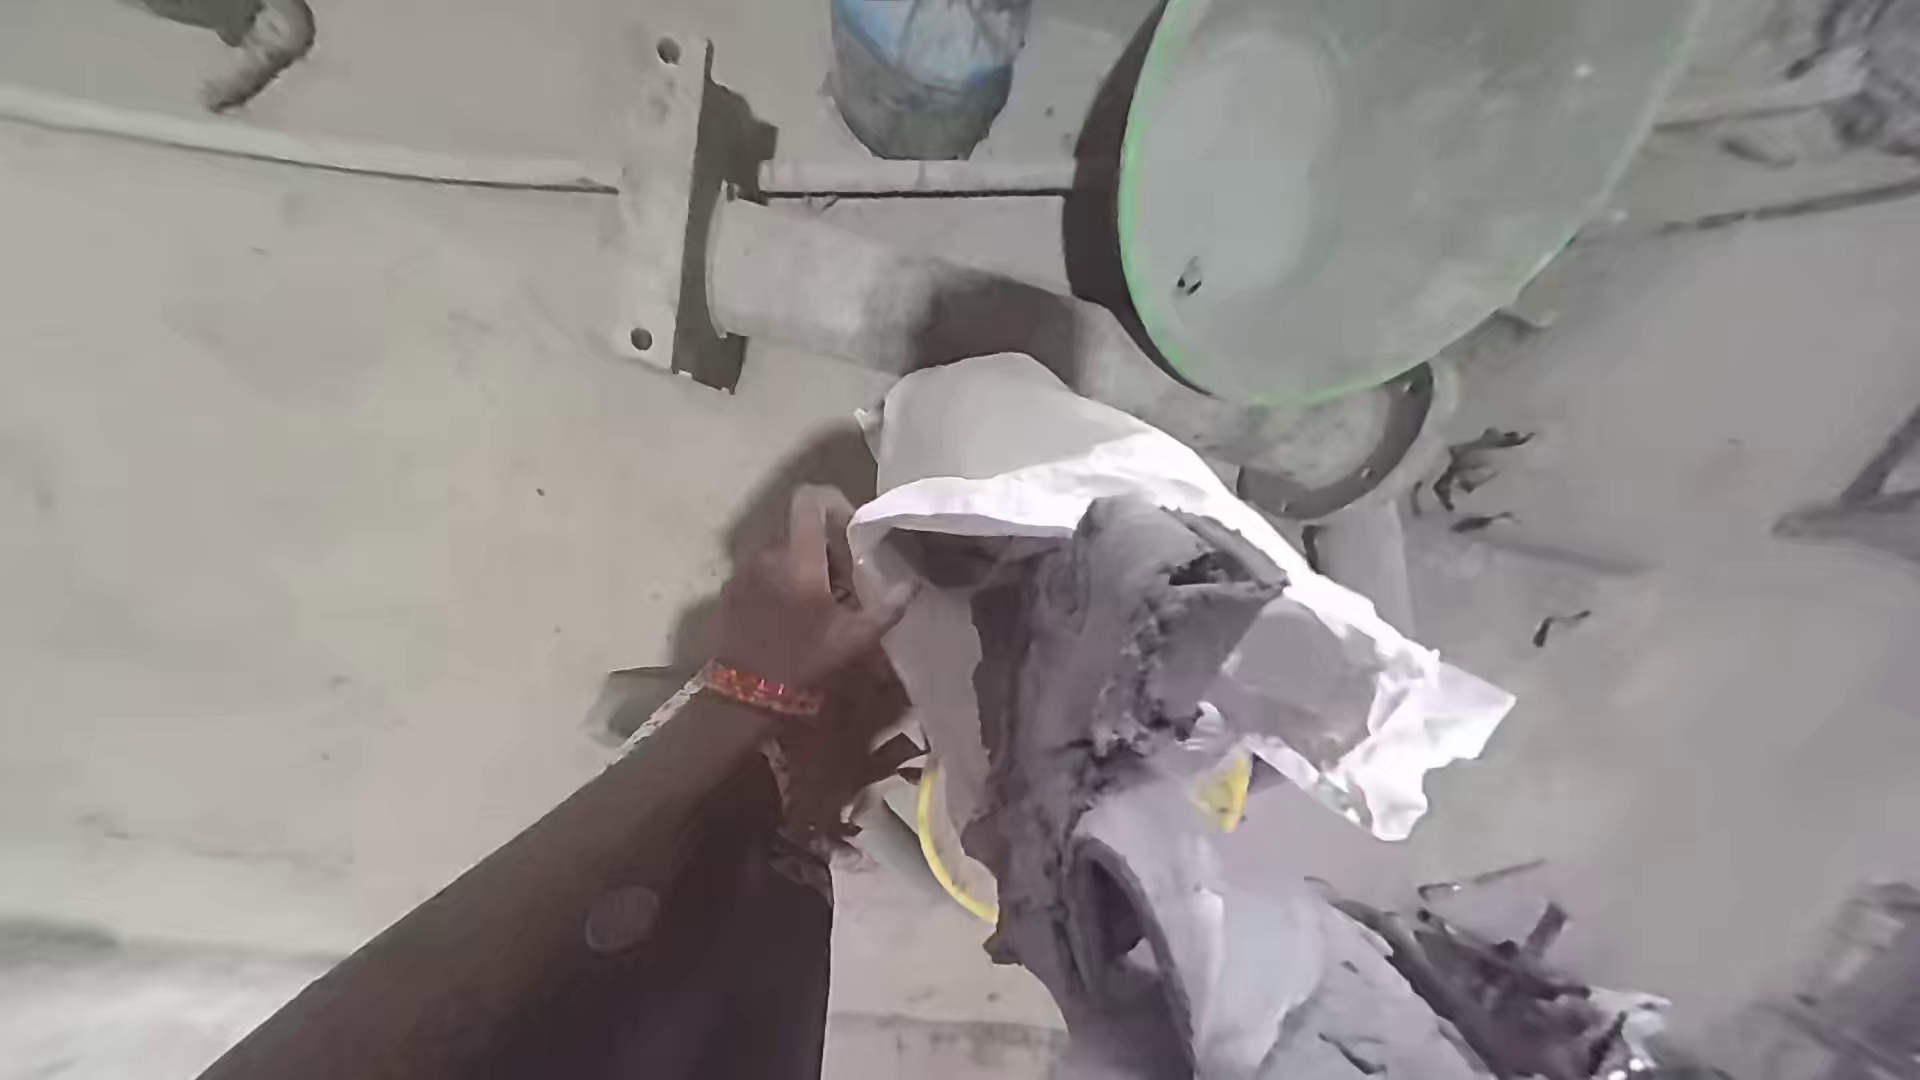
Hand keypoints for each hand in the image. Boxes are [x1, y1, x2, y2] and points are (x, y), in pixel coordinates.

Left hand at [713, 485, 912, 689]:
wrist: (742, 698)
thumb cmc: (804, 661)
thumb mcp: (855, 638)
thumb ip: (887, 607)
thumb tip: (912, 585)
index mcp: (799, 558)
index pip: (810, 500)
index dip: (834, 504)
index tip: (851, 534)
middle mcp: (767, 554)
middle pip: (802, 532)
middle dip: (827, 550)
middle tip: (844, 584)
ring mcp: (743, 572)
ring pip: (782, 553)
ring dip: (804, 568)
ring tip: (819, 605)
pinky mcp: (729, 591)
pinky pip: (762, 572)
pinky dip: (781, 582)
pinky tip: (790, 617)